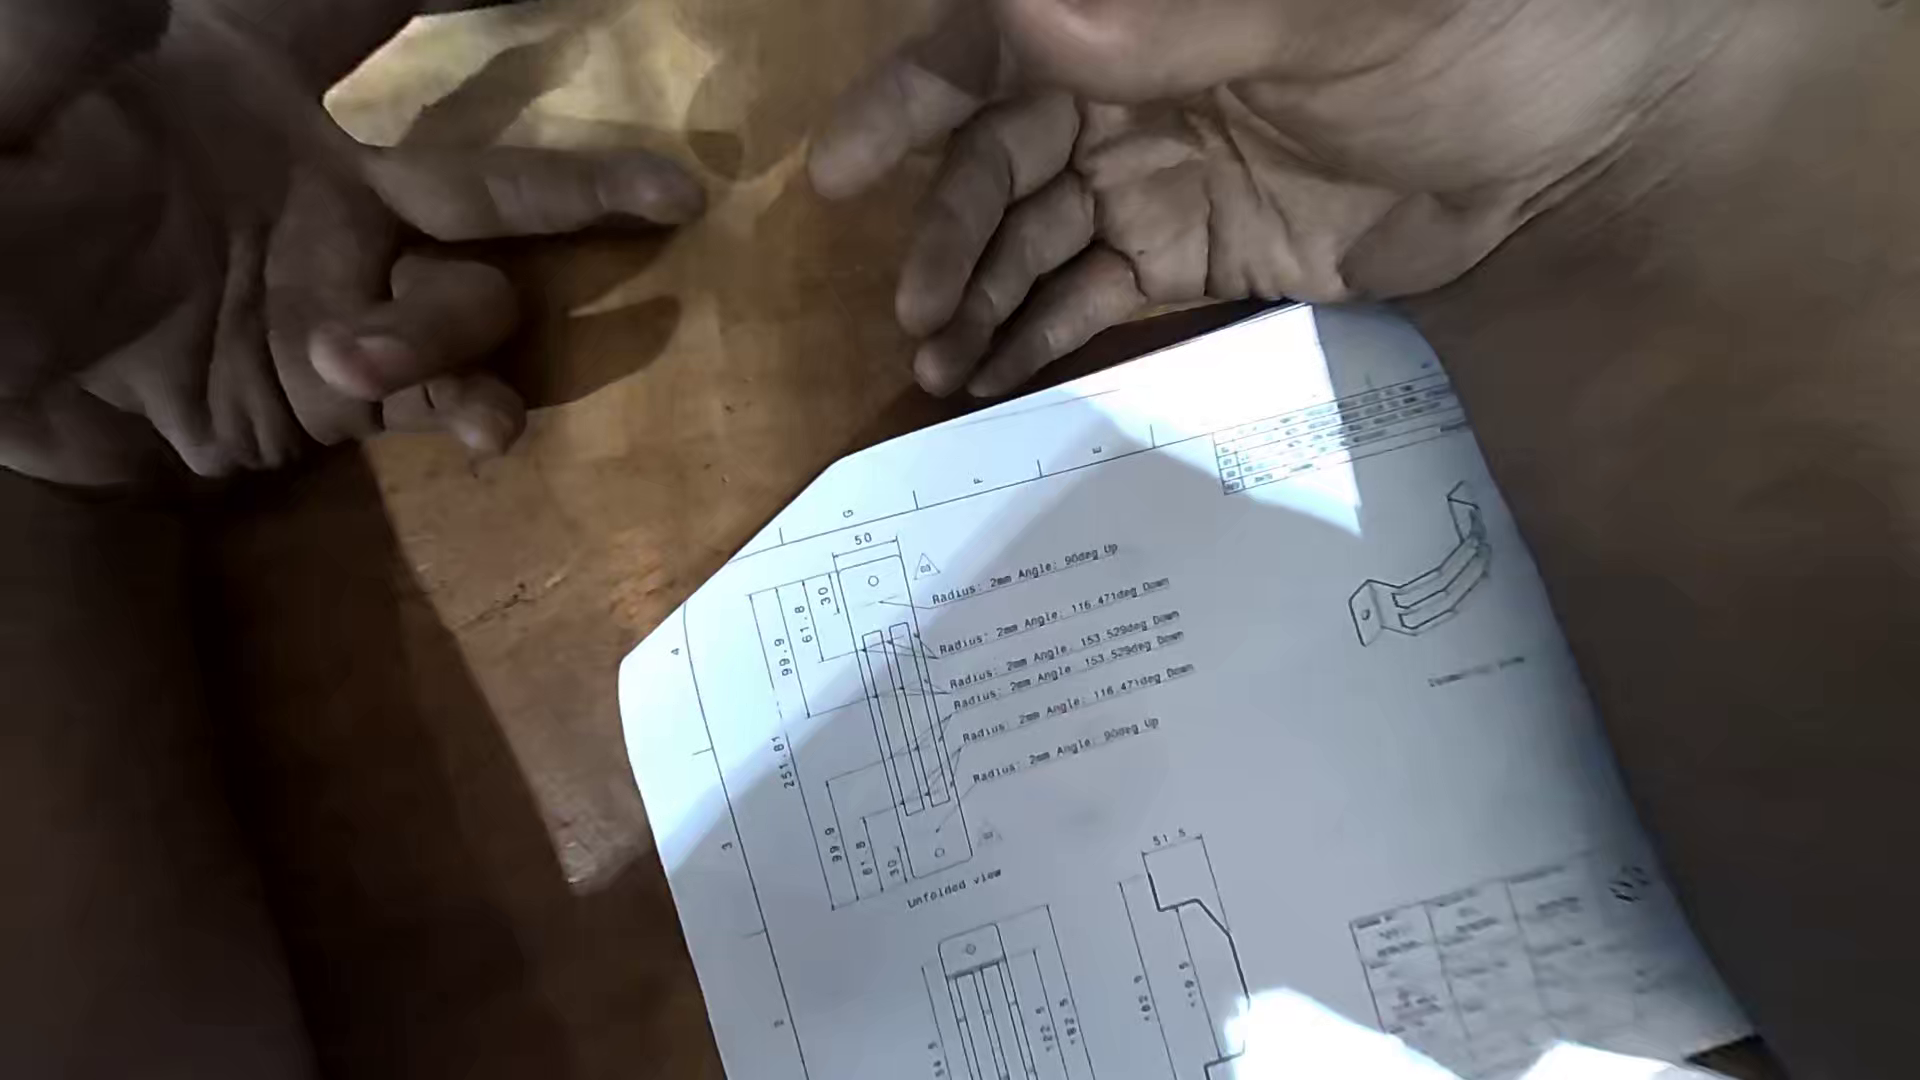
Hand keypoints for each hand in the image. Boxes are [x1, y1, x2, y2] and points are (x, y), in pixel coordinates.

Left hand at [0, 0, 703, 485]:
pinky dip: (483, 412)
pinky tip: (485, 432)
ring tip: (347, 357)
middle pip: (498, 188)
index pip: (347, 13)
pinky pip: (460, 395)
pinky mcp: (376, 388)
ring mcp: (371, 297)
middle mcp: (345, 199)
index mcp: (245, 102)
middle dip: (591, 188)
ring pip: (476, 305)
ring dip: (437, 330)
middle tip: (677, 193)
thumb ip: (47, 43)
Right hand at [810, 0, 1732, 396]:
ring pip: (1033, 248)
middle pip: (1000, 171)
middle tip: (913, 320)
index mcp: (1144, 12)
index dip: (910, 107)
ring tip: (939, 371)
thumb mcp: (1337, 9)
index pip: (995, 49)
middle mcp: (1125, 92)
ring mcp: (1146, 185)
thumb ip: (1181, 20)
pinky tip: (998, 380)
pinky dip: (1039, 338)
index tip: (839, 173)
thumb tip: (1024, 16)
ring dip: (981, 308)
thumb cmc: (1485, 32)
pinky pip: (1086, 302)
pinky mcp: (1176, 261)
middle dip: (950, 244)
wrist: (1562, 153)